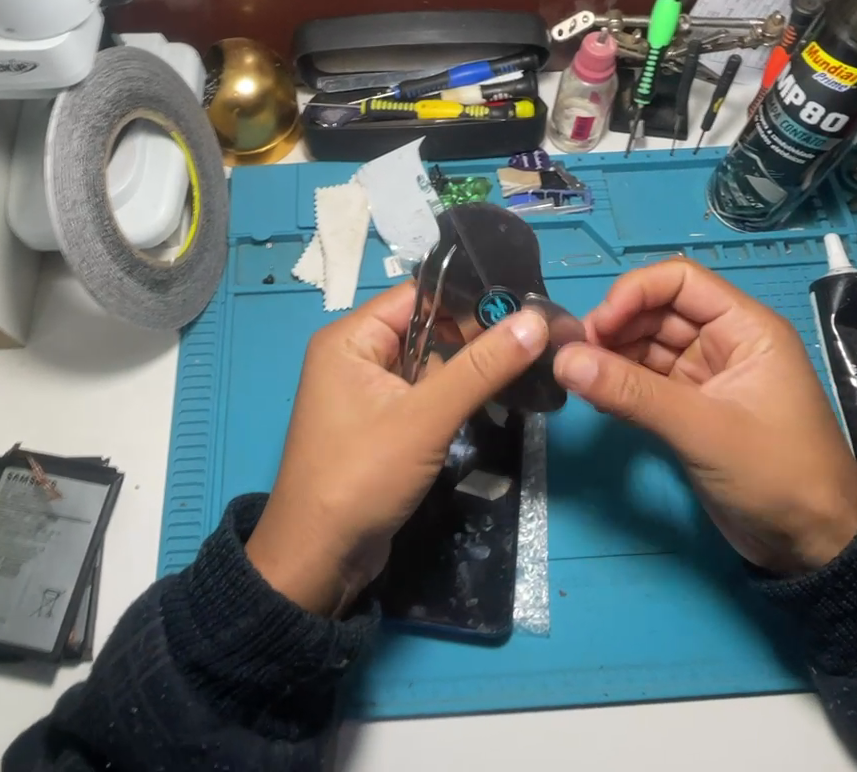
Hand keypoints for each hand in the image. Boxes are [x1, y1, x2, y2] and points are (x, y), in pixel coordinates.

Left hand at [247, 283, 548, 614]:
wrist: (319, 560)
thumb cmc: (361, 476)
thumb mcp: (425, 418)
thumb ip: (480, 368)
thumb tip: (535, 321)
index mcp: (350, 338)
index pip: (418, 296)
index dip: (470, 298)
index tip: (525, 306)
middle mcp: (356, 356)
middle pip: (427, 328)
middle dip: (475, 337)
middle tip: (538, 340)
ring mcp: (368, 393)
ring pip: (430, 364)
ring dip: (469, 370)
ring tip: (528, 366)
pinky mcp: (381, 425)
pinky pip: (424, 396)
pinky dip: (454, 398)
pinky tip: (494, 399)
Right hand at [551, 259, 856, 574]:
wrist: (814, 549)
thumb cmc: (776, 475)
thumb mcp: (703, 430)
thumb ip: (632, 392)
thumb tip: (563, 360)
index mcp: (744, 328)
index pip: (679, 281)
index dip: (633, 293)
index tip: (595, 329)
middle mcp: (723, 342)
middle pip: (656, 311)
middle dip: (614, 327)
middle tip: (574, 357)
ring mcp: (705, 375)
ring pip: (645, 345)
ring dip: (611, 356)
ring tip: (577, 378)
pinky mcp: (689, 407)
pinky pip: (645, 379)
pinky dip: (619, 383)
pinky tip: (595, 396)